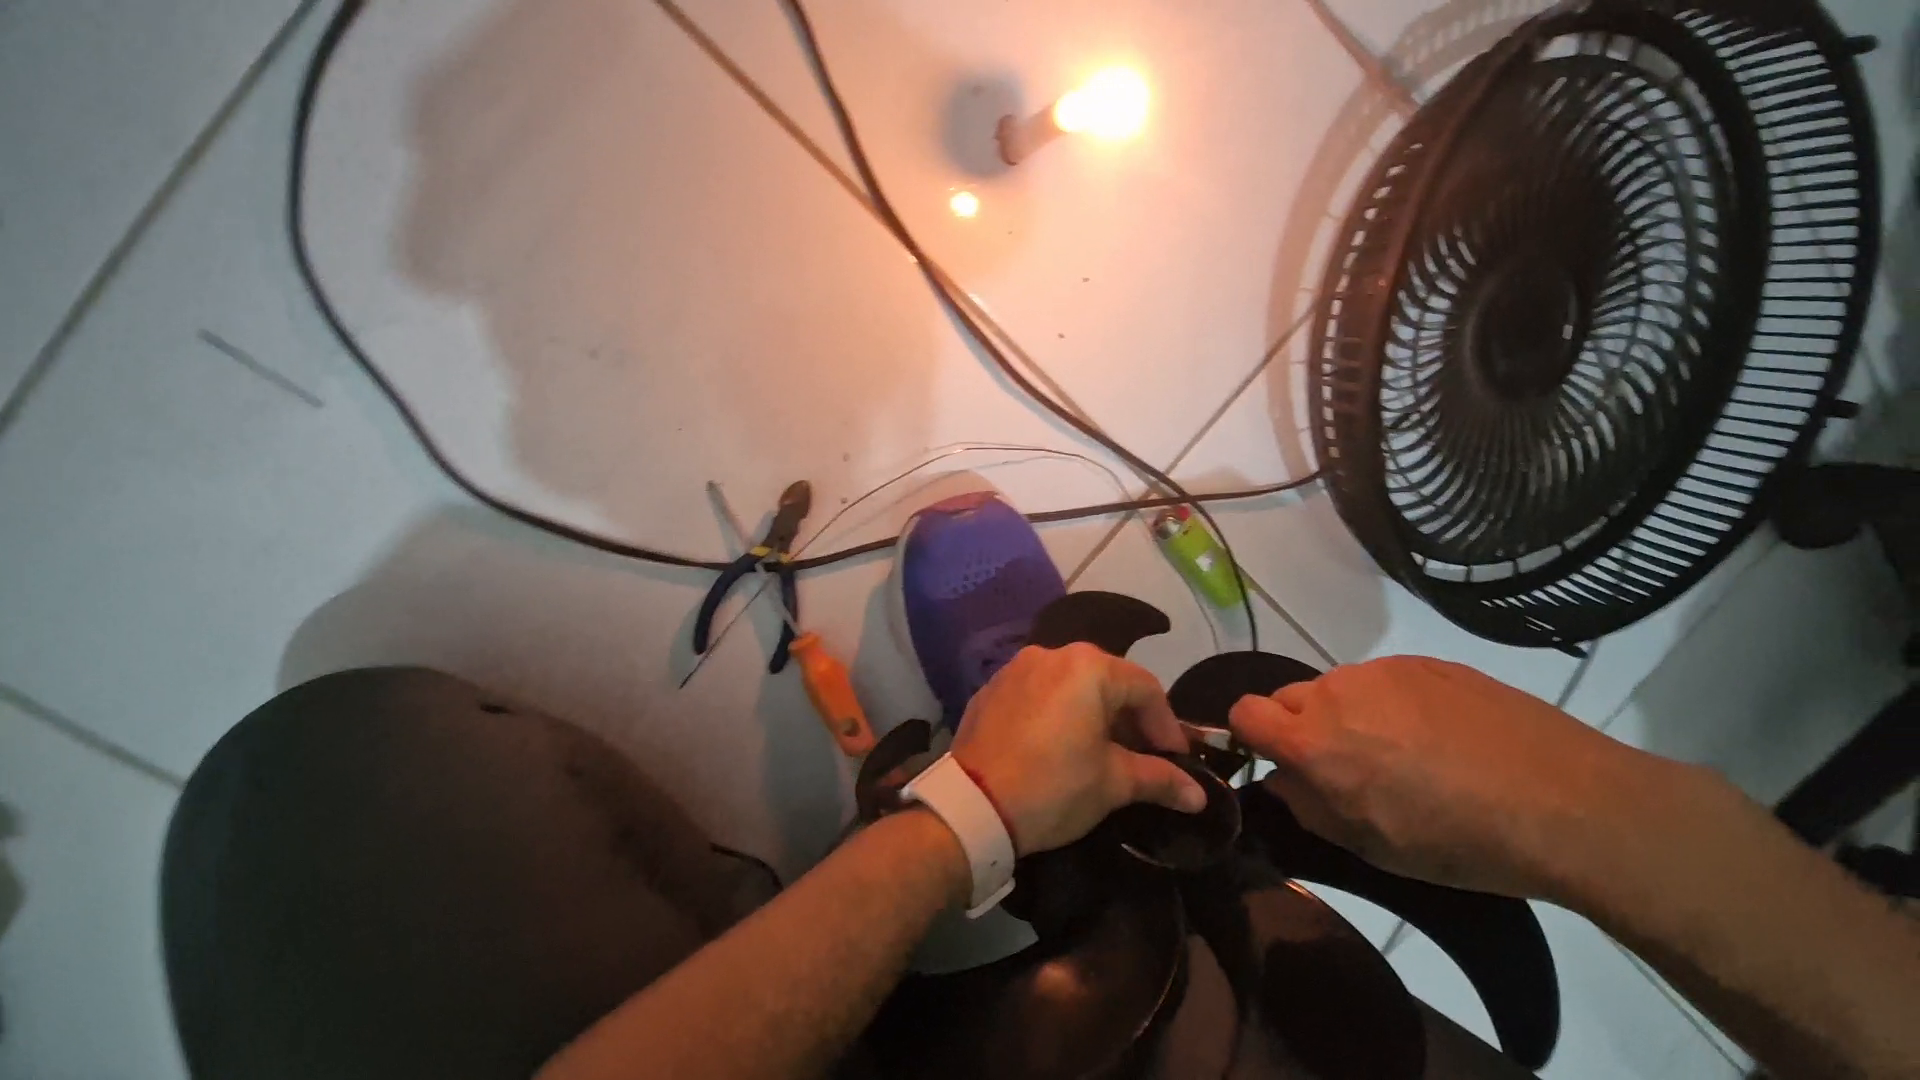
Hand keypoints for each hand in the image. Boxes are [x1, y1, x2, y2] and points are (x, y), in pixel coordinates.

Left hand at [950, 644, 1207, 854]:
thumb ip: (1159, 779)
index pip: (1145, 688)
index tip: (1178, 762)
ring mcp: (1015, 668)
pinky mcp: (990, 690)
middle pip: (1107, 681)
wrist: (971, 807)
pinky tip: (1059, 747)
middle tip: (1144, 759)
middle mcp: (1051, 654)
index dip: (1167, 726)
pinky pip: (1038, 694)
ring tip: (1103, 754)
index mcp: (1087, 666)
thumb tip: (1198, 795)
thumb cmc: (1053, 788)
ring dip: (1094, 715)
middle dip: (1131, 720)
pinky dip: (1057, 714)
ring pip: (1071, 685)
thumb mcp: (1113, 785)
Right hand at [1229, 655, 1678, 899]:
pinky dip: (1392, 702)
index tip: (1277, 761)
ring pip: (1339, 688)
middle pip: (1289, 698)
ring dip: (1350, 714)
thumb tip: (1282, 779)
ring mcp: (1384, 671)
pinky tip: (1440, 735)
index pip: (1244, 714)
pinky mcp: (1427, 661)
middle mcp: (1337, 693)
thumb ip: (1307, 805)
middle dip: (1303, 728)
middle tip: (1348, 766)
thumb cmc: (1458, 841)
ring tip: (1404, 751)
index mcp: (1314, 742)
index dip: (1250, 737)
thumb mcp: (1369, 845)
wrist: (1568, 804)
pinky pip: (1384, 679)